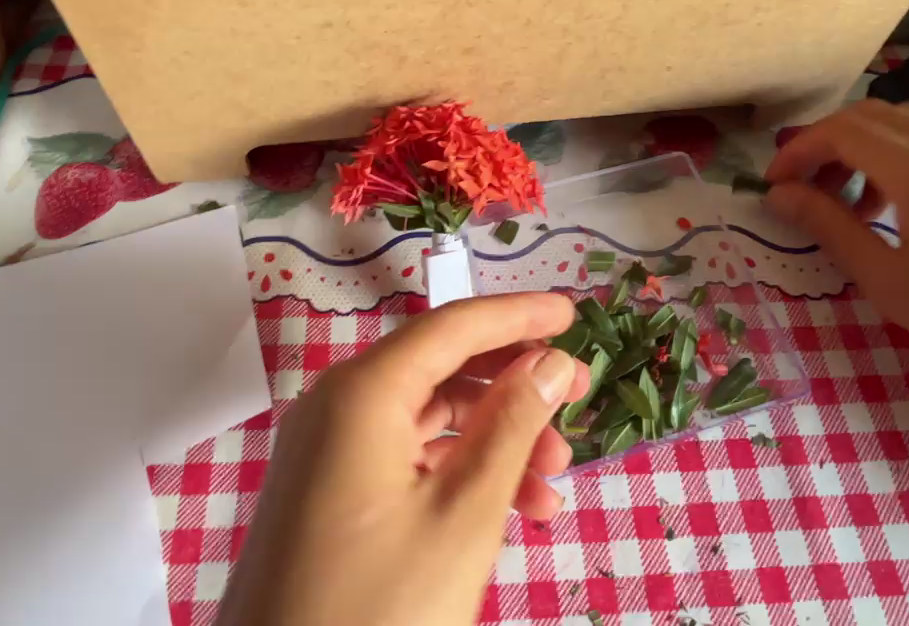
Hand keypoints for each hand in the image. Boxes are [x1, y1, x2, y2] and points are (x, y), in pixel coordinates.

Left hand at [216, 292, 589, 625]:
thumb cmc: (380, 611)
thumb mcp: (463, 516)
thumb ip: (511, 426)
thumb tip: (549, 363)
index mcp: (362, 392)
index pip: (453, 327)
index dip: (517, 315)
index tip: (572, 313)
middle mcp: (338, 404)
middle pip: (441, 366)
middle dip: (514, 380)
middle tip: (579, 397)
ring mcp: (329, 448)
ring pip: (429, 414)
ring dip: (495, 434)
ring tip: (554, 475)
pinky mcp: (330, 489)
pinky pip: (406, 454)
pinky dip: (460, 468)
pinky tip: (511, 504)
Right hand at [764, 101, 908, 625]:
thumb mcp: (891, 282)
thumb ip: (831, 227)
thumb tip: (780, 194)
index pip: (841, 129)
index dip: (797, 149)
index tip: (772, 184)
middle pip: (872, 114)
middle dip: (825, 142)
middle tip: (802, 189)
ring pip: (905, 123)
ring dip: (862, 147)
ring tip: (848, 203)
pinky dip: (896, 158)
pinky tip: (895, 210)